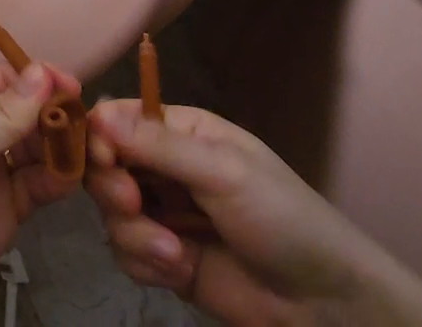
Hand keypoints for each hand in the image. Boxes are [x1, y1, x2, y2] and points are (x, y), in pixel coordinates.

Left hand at [0, 62, 82, 325]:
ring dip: (63, 147)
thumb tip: (42, 71)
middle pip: (28, 114)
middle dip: (57, 116)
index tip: (74, 87)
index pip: (4, 81)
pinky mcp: (10, 208)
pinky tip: (72, 180)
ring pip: (39, 148)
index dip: (38, 80)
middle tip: (91, 125)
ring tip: (91, 153)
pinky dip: (59, 179)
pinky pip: (41, 184)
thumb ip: (2, 116)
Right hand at [87, 100, 421, 325]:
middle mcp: (165, 167)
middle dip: (113, 189)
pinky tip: (179, 271)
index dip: (99, 135)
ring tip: (173, 253)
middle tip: (134, 205)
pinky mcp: (164, 258)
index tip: (101, 159)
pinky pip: (125, 253)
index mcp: (182, 132)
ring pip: (111, 213)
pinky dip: (146, 263)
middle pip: (104, 165)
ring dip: (135, 234)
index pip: (118, 118)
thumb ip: (157, 145)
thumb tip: (95, 114)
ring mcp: (163, 214)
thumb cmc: (282, 219)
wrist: (326, 306)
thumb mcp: (223, 172)